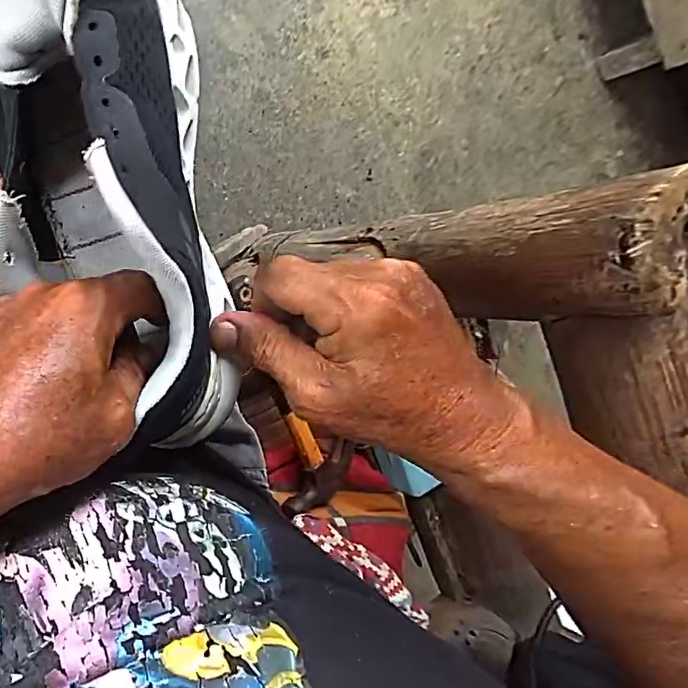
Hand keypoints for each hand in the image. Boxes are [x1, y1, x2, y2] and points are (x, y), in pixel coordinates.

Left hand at [0, 271, 160, 523]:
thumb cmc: (32, 440)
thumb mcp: (117, 414)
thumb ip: (141, 373)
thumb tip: (143, 356)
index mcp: (85, 307)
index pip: (140, 286)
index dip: (161, 307)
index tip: (164, 325)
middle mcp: (45, 296)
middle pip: (100, 299)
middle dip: (117, 330)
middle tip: (124, 372)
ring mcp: (12, 311)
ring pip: (64, 314)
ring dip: (79, 340)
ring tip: (76, 390)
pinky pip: (33, 328)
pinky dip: (47, 348)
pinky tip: (45, 389)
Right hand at [210, 255, 531, 469]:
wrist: (460, 417)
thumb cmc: (397, 413)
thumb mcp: (315, 395)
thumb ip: (266, 351)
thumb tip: (227, 326)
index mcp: (354, 303)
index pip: (275, 272)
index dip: (260, 305)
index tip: (271, 336)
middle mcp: (379, 276)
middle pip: (299, 270)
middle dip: (289, 308)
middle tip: (304, 350)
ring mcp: (398, 271)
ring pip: (322, 272)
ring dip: (314, 305)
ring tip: (334, 346)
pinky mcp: (407, 275)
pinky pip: (351, 276)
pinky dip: (340, 302)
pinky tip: (355, 337)